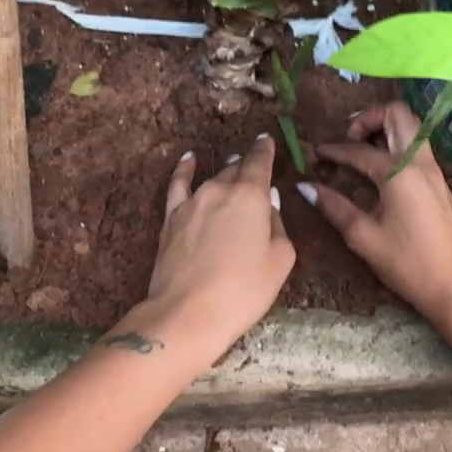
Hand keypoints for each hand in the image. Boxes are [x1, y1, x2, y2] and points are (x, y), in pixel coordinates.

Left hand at [113, 136, 295, 368]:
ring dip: (225, 170)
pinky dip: (185, 168)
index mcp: (252, 196)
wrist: (189, 312)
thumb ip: (279, 226)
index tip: (267, 140)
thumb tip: (270, 204)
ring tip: (233, 164)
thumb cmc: (244, 290)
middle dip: (248, 165)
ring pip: (213, 178)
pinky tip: (189, 159)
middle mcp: (220, 189)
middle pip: (237, 169)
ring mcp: (192, 201)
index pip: (260, 163)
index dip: (265, 150)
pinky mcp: (171, 217)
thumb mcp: (280, 261)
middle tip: (256, 164)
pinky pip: (178, 184)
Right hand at [301, 102, 451, 330]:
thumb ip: (334, 206)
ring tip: (361, 150)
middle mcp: (419, 162)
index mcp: (399, 173)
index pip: (359, 150)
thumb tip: (305, 186)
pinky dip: (396, 144)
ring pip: (410, 127)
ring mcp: (433, 170)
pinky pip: (416, 146)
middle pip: (397, 114)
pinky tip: (379, 169)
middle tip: (348, 138)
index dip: (333, 150)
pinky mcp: (439, 182)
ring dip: (384, 128)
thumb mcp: (363, 237)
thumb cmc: (408, 264)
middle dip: (368, 117)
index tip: (314, 154)